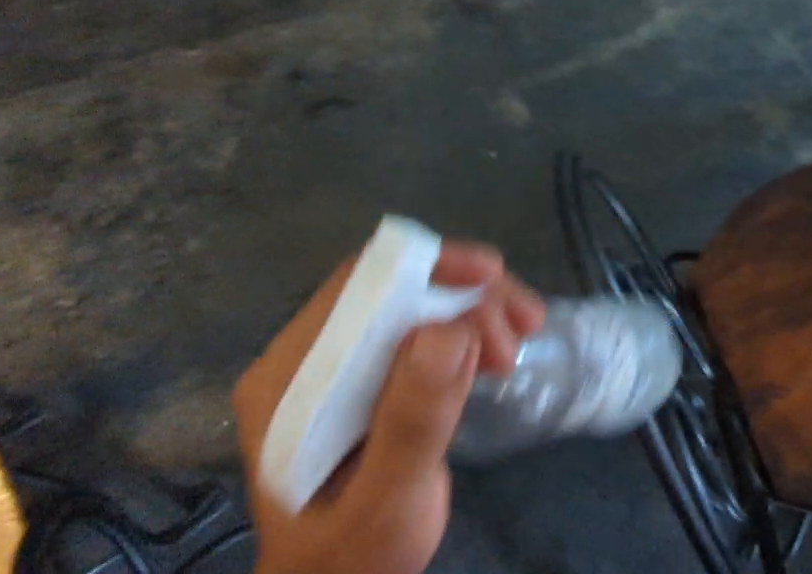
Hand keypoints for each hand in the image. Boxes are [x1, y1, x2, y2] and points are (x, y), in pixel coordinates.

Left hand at [234, 242, 545, 573]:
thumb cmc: (355, 558)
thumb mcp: (386, 499)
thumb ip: (411, 420)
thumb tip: (448, 329)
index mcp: (289, 380)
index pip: (357, 289)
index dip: (427, 267)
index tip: (492, 275)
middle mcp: (308, 362)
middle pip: (393, 291)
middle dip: (464, 296)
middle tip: (521, 328)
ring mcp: (340, 371)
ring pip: (415, 307)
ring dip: (474, 313)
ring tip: (517, 346)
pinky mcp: (372, 383)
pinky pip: (423, 335)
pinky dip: (467, 335)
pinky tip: (497, 356)